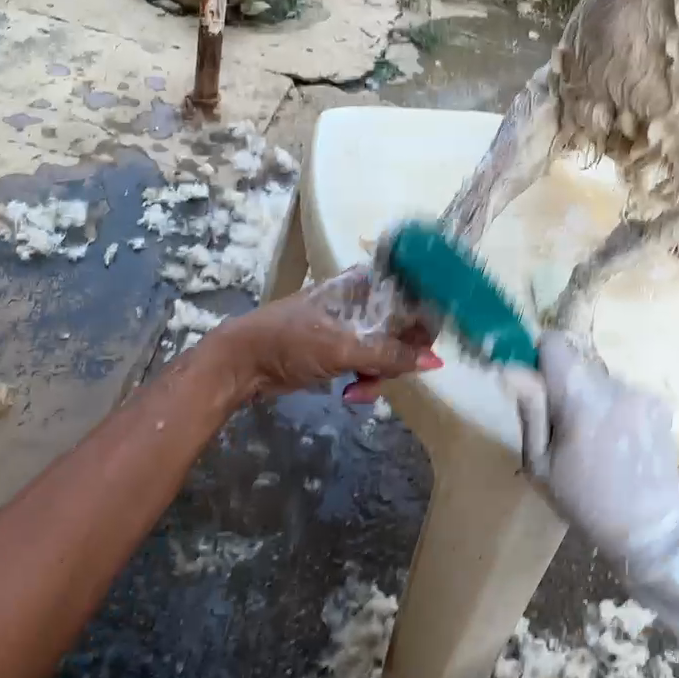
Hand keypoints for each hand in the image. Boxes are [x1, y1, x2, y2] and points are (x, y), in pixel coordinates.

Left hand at [206, 266, 439, 403]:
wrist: (243, 363)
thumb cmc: (291, 341)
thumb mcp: (344, 348)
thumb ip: (391, 354)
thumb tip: (435, 362)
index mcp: (365, 284)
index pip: (414, 295)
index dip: (425, 321)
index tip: (426, 349)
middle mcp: (365, 300)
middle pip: (406, 327)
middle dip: (400, 357)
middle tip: (387, 374)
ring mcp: (354, 326)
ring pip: (390, 350)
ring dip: (381, 374)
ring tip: (361, 389)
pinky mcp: (343, 349)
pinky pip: (372, 363)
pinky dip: (367, 379)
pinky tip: (351, 393)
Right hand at [520, 332, 678, 663]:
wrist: (651, 530)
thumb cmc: (585, 502)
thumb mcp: (540, 465)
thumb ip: (529, 411)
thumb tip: (511, 369)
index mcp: (580, 397)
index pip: (553, 343)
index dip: (540, 358)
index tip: (537, 386)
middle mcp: (614, 384)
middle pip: (578, 364)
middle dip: (566, 387)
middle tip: (566, 428)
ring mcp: (641, 392)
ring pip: (602, 380)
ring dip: (593, 399)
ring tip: (596, 442)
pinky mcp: (660, 404)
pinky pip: (626, 394)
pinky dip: (617, 410)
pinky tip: (620, 445)